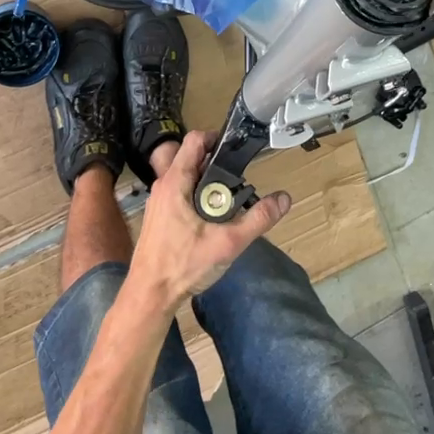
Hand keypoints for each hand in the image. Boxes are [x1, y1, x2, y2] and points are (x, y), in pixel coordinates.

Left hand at [126, 133, 291, 310]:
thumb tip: (284, 199)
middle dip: (216, 164)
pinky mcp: (158, 218)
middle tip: (238, 179)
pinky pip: (179, 194)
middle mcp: (163, 186)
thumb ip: (258, 219)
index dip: (217, 138)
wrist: (149, 295)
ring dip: (206, 182)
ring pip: (185, 177)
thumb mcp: (228, 243)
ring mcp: (158, 202)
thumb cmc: (183, 266)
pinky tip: (210, 220)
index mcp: (175, 182)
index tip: (236, 150)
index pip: (194, 141)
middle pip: (191, 158)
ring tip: (228, 200)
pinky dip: (196, 196)